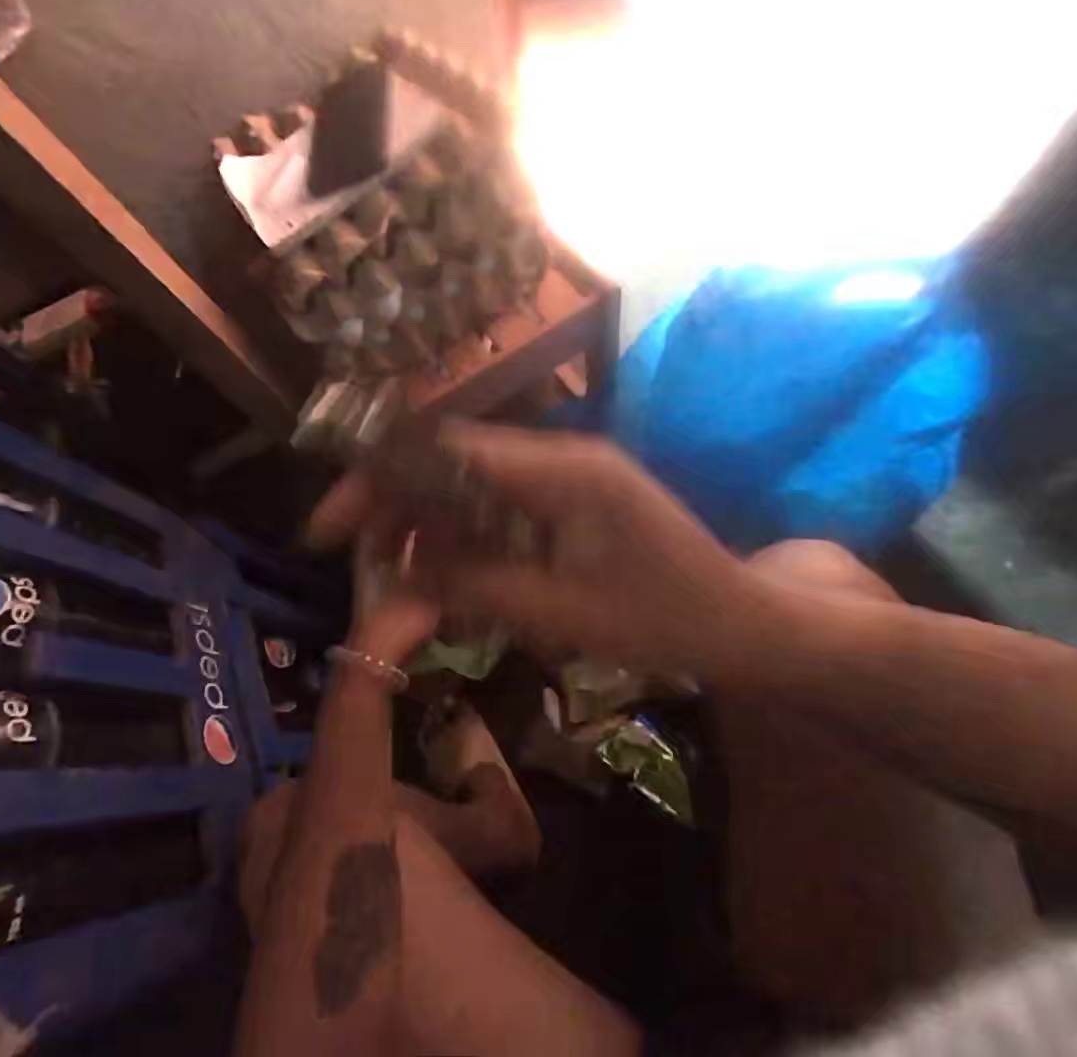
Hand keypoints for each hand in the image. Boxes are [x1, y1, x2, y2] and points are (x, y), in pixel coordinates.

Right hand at [310, 423, 775, 677]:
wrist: (746, 624)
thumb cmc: (665, 621)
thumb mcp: (562, 614)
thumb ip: (473, 586)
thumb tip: (393, 572)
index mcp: (559, 471)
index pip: (443, 453)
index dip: (376, 482)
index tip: (330, 524)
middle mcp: (554, 456)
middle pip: (444, 460)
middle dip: (387, 502)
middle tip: (349, 551)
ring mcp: (559, 473)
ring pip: (461, 479)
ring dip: (416, 517)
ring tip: (383, 563)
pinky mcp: (562, 496)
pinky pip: (488, 501)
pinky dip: (450, 529)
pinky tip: (433, 563)